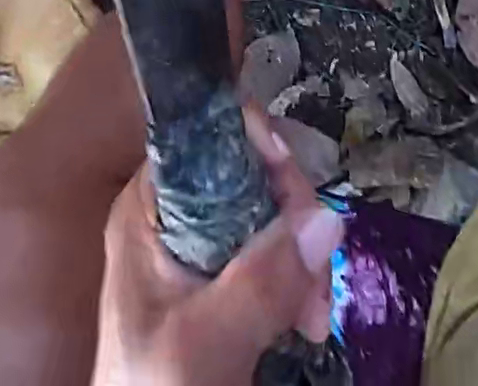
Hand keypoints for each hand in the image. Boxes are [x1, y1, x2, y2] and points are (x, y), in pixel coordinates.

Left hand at [91, 109, 342, 385]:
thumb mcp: (201, 344)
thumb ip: (258, 284)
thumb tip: (326, 219)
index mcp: (151, 205)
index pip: (209, 133)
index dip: (258, 141)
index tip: (295, 186)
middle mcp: (178, 209)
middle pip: (254, 167)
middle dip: (295, 214)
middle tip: (315, 274)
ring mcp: (205, 238)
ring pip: (275, 204)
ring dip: (306, 251)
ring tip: (312, 314)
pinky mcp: (228, 269)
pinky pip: (280, 243)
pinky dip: (302, 273)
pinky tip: (307, 316)